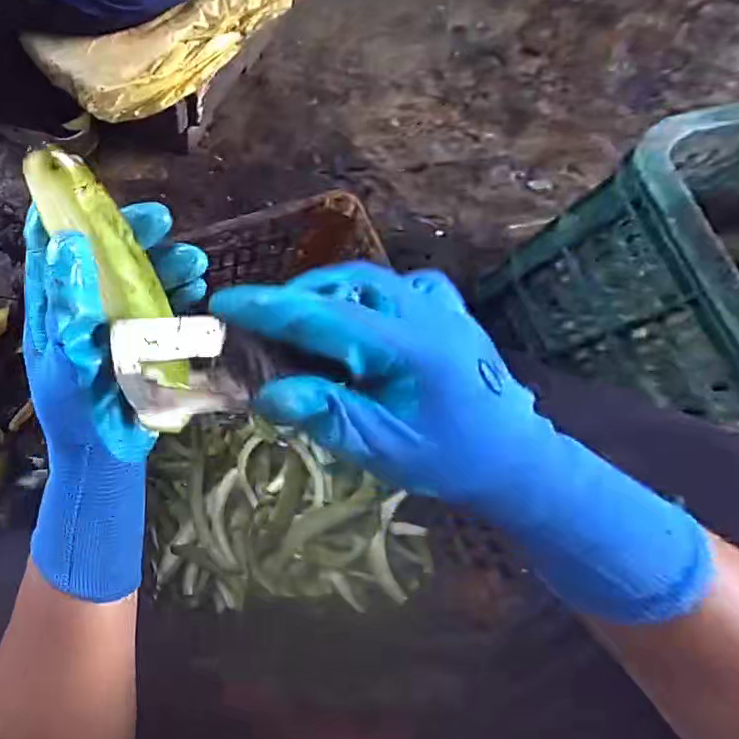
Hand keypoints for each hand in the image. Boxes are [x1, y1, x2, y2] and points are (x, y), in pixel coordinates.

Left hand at [22, 202, 206, 601]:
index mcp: (52, 305)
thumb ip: (65, 305)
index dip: (60, 212)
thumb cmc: (77, 412)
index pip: (47, 245)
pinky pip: (160, 304)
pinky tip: (197, 290)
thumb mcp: (65, 360)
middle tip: (161, 220)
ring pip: (136, 275)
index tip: (84, 189)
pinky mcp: (141, 336)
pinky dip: (179, 292)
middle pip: (101, 252)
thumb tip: (67, 241)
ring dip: (165, 262)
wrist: (106, 457)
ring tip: (194, 262)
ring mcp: (113, 320)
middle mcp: (81, 304)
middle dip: (130, 232)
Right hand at [209, 263, 712, 623]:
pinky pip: (386, 285)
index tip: (222, 302)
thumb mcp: (382, 447)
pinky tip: (347, 319)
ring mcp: (436, 301)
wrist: (516, 457)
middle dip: (289, 302)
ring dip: (318, 297)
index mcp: (409, 346)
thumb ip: (326, 415)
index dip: (267, 308)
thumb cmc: (447, 457)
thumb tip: (266, 395)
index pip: (322, 316)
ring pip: (360, 281)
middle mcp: (423, 310)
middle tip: (253, 325)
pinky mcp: (441, 303)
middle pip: (338, 288)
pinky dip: (355, 296)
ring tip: (291, 326)